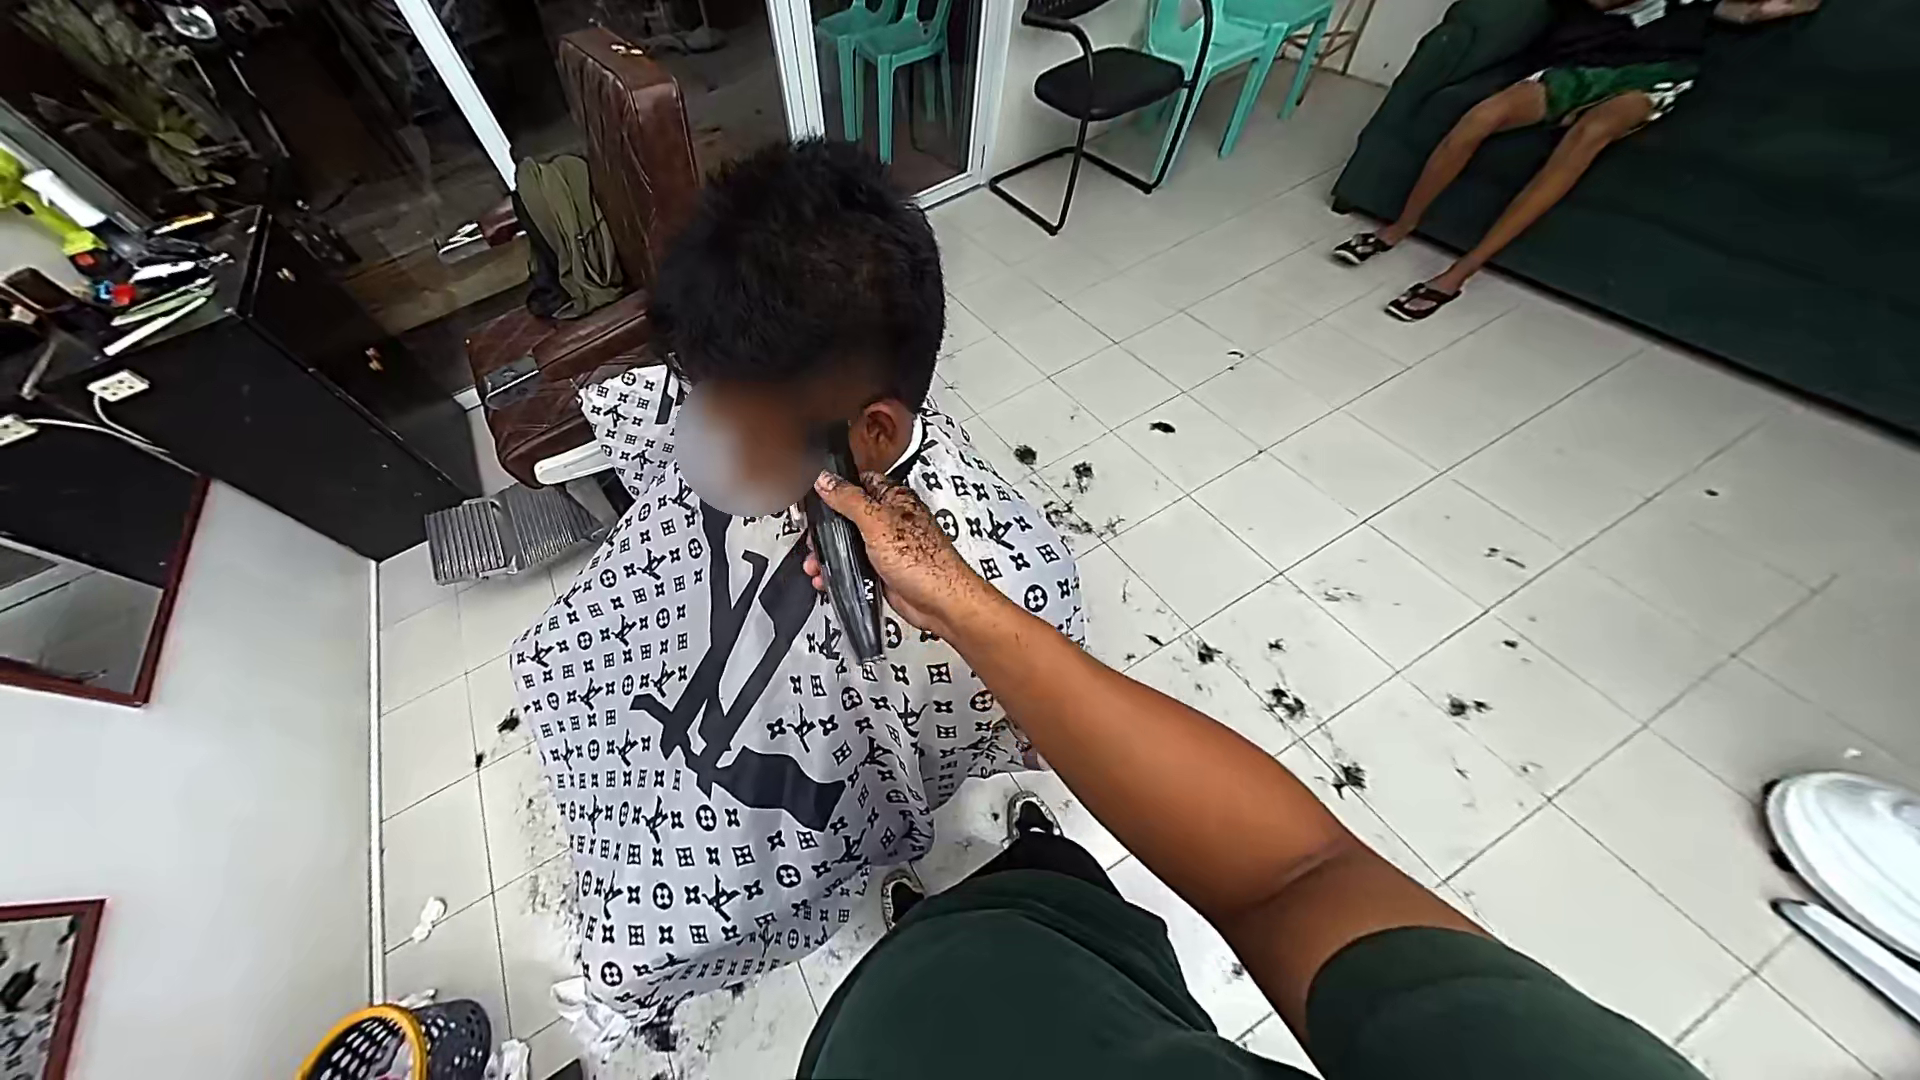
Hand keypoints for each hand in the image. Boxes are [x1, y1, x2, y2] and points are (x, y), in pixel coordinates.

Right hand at [804, 470, 998, 636]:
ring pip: (849, 544)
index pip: (861, 482)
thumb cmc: (924, 562)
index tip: (816, 496)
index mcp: (894, 500)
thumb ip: (850, 499)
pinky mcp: (883, 571)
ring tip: (815, 562)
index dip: (837, 487)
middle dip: (828, 528)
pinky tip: (827, 578)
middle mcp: (891, 522)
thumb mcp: (877, 523)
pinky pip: (855, 567)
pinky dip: (839, 572)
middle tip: (814, 537)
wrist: (939, 602)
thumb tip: (826, 481)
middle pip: (850, 516)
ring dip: (829, 553)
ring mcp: (887, 547)